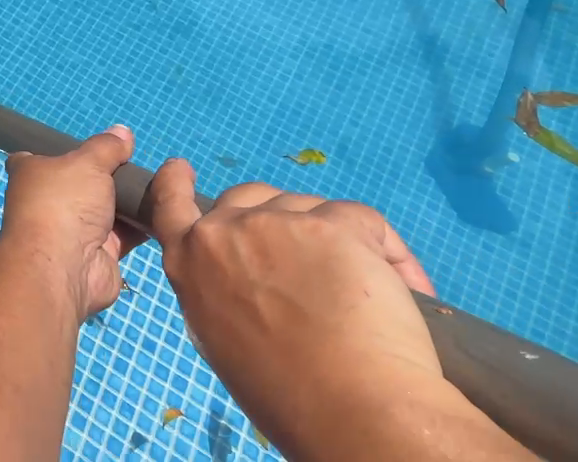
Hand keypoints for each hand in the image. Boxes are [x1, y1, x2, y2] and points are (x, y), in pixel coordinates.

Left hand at [0, 125, 144, 317]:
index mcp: (30, 172)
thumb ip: (106, 147)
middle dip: (105, 178)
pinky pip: (123, 233)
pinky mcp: (98, 252)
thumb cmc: (64, 202)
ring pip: (104, 208)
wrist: (65, 265)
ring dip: (126, 202)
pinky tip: (163, 213)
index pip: (40, 156)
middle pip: (80, 182)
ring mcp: (72, 227)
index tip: (89, 148)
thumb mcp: (87, 163)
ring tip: (158, 187)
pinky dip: (141, 226)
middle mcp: (47, 199)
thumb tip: (122, 131)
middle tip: (137, 167)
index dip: (62, 151)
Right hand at [147, 160, 528, 459]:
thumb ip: (219, 294)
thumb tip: (248, 284)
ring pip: (307, 206)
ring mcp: (273, 223)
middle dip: (278, 216)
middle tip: (313, 258)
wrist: (351, 410)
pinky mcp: (331, 226)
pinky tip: (407, 285)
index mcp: (187, 263)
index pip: (169, 204)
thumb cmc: (283, 395)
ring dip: (335, 236)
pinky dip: (388, 250)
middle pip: (249, 197)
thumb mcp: (221, 338)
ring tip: (370, 288)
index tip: (181, 168)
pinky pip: (363, 219)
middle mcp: (221, 232)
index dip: (175, 183)